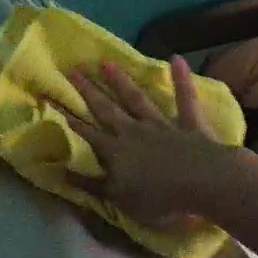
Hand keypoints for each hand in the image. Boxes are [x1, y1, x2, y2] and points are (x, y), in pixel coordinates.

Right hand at [57, 57, 241, 225]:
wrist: (205, 183)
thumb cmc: (160, 198)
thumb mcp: (119, 199)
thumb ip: (91, 184)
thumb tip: (60, 171)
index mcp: (115, 152)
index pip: (86, 133)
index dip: (68, 117)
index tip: (52, 98)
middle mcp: (133, 132)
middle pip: (106, 109)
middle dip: (88, 90)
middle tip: (73, 70)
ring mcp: (161, 125)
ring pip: (137, 100)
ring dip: (122, 81)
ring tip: (106, 63)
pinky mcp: (189, 124)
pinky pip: (185, 99)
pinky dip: (181, 79)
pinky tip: (176, 59)